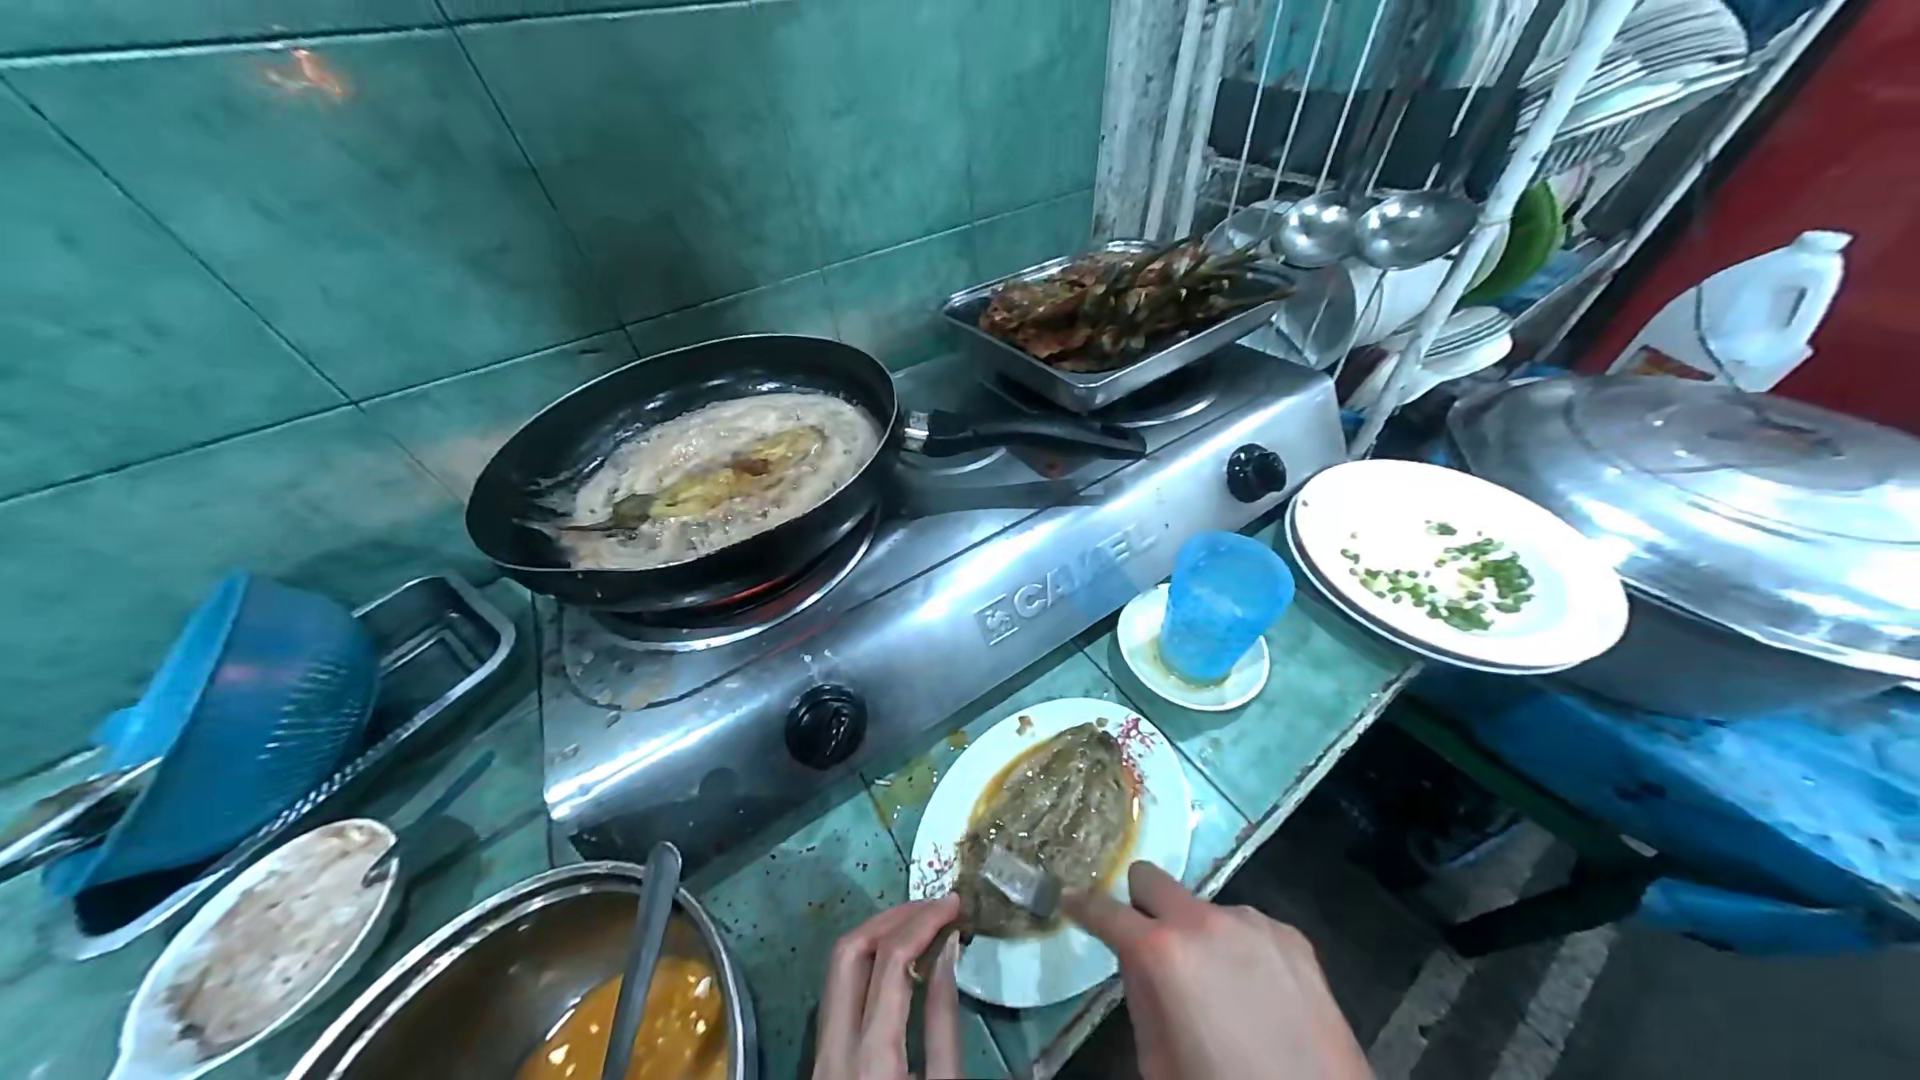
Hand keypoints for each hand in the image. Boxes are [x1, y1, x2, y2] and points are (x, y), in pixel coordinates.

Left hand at [812, 893, 962, 1079]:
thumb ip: (943, 1022)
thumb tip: (946, 947)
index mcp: (871, 1057)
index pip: (891, 961)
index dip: (924, 922)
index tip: (952, 903)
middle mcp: (834, 1046)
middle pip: (851, 951)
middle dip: (893, 917)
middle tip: (931, 906)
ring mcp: (819, 1051)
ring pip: (838, 967)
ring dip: (877, 934)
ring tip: (917, 923)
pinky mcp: (820, 1055)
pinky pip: (838, 989)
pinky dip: (867, 960)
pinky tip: (896, 957)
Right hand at [1064, 862, 1371, 1079]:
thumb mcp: (1159, 1063)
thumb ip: (1140, 997)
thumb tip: (1136, 961)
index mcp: (1164, 953)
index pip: (1105, 910)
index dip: (1082, 906)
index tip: (1071, 901)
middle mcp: (1205, 921)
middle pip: (1151, 878)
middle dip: (1140, 904)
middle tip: (1150, 946)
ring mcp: (1253, 923)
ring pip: (1201, 907)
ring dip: (1197, 934)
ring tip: (1220, 988)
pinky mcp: (1292, 938)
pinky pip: (1245, 926)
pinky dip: (1238, 948)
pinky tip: (1258, 994)